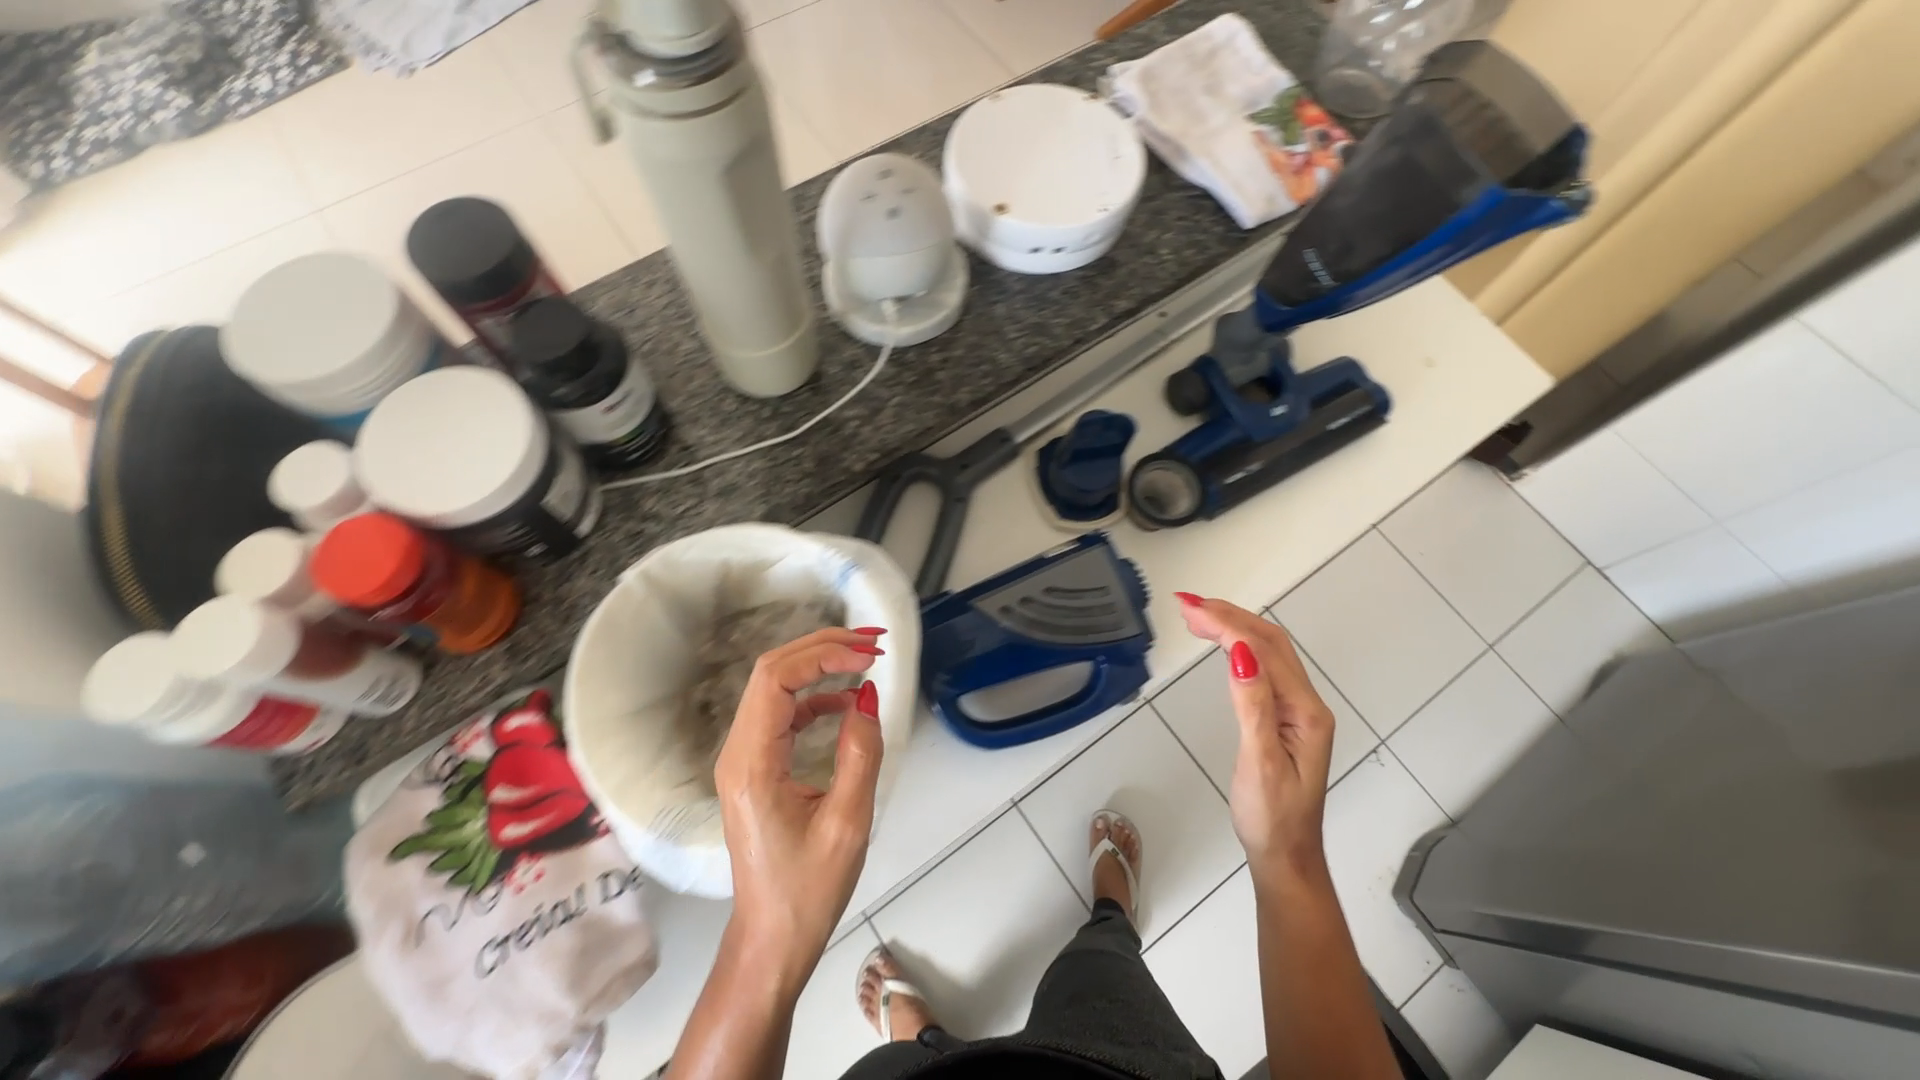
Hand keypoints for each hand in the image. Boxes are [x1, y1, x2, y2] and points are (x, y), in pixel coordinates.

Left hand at [713, 628, 885, 980]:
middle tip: (873, 642)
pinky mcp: (754, 769)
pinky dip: (813, 697)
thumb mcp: (847, 822)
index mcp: (751, 763)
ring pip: (774, 689)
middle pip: (771, 673)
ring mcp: (742, 760)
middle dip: (821, 647)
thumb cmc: (808, 890)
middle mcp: (737, 753)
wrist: (772, 939)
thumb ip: (860, 752)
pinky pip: (780, 715)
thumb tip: (867, 696)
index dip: (822, 654)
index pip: (776, 680)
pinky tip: (845, 702)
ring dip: (818, 667)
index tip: (869, 655)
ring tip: (865, 660)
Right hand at [1175, 595, 1334, 883]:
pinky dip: (1238, 646)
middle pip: (1269, 642)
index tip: (1189, 608)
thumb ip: (1252, 705)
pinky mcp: (1285, 717)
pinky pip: (1263, 668)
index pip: (1262, 650)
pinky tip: (1221, 645)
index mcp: (1304, 711)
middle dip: (1229, 616)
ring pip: (1267, 651)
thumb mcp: (1259, 763)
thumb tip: (1240, 653)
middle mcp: (1305, 703)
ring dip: (1233, 626)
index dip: (1226, 623)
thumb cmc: (1270, 817)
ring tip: (1196, 615)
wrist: (1286, 855)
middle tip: (1186, 604)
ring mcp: (1297, 709)